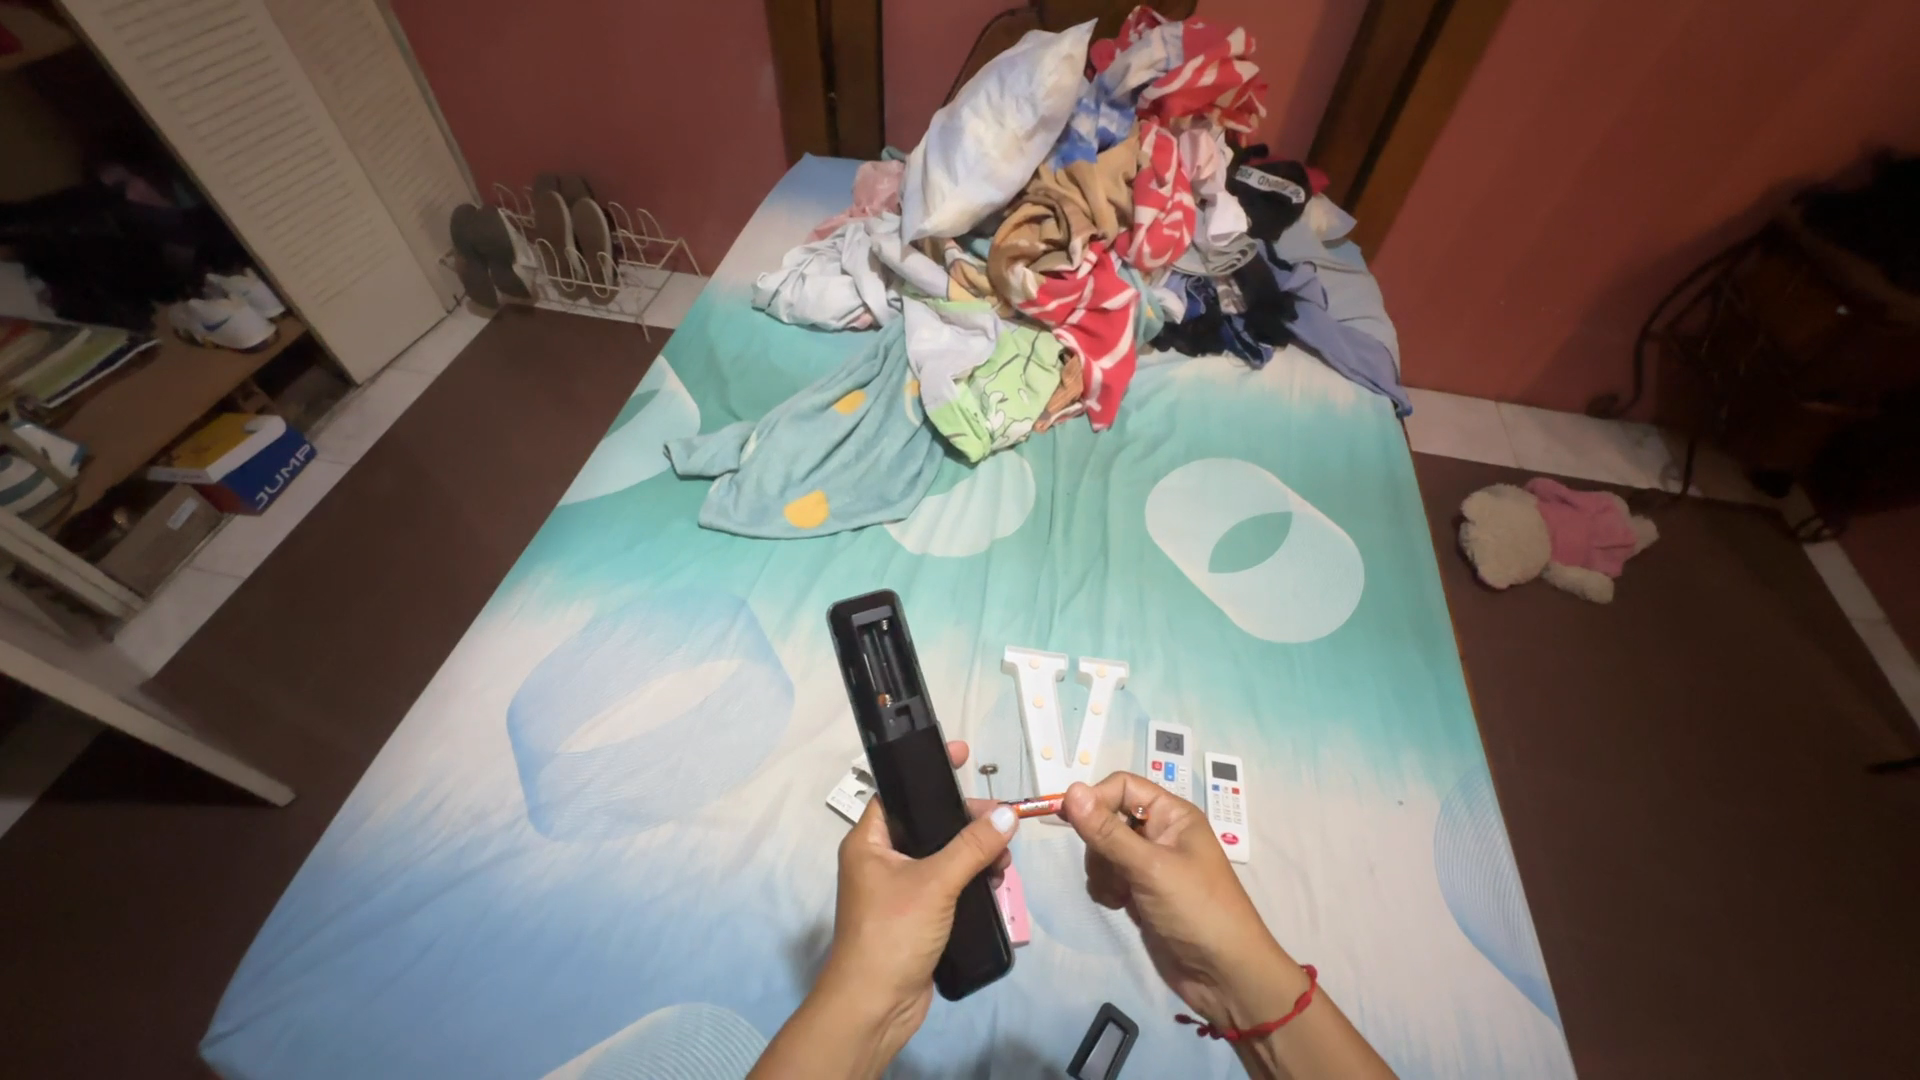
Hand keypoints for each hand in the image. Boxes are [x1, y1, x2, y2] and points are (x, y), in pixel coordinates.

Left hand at [799, 741, 1016, 1072]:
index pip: (899, 791)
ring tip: (1003, 858)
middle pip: (929, 822)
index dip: (931, 773)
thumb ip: (972, 846)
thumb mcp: (935, 882)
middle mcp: (882, 858)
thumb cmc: (891, 933)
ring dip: (974, 851)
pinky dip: (970, 878)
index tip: (962, 754)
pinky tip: (994, 881)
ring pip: (943, 853)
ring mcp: (899, 888)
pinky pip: (948, 882)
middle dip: (966, 820)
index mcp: (869, 840)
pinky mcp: (917, 914)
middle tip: (999, 819)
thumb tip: (1006, 814)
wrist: (875, 1008)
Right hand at [1060, 772, 1305, 1029]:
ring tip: (1119, 893)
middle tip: (1109, 869)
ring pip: (1103, 848)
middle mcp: (1160, 832)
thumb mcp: (1149, 867)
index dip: (1097, 799)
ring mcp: (1148, 863)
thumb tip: (1070, 790)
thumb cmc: (1196, 910)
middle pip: (1108, 817)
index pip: (1122, 786)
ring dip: (1101, 870)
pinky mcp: (1139, 891)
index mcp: (1172, 814)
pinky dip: (1105, 888)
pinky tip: (1118, 905)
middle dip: (1099, 843)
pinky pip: (1106, 875)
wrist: (1224, 978)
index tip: (1075, 822)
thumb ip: (1107, 831)